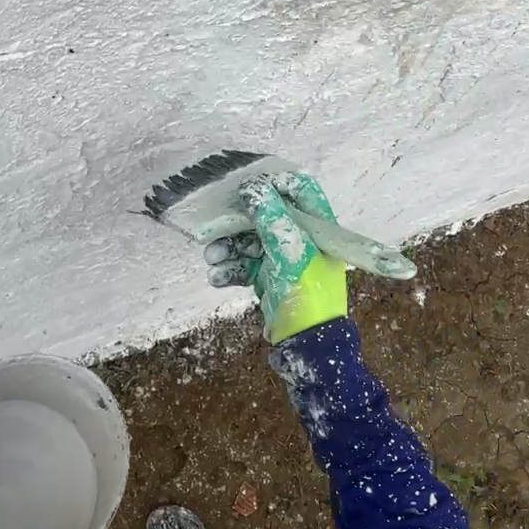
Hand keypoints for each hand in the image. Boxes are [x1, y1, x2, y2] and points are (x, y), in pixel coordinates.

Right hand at [204, 170, 348, 342]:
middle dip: (236, 223)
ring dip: (227, 247)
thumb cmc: (306, 294)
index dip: (273, 183)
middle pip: (264, 215)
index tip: (245, 188)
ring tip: (211, 257)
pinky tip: (217, 276)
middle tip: (213, 227)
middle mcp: (301, 238)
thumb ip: (270, 216)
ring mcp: (283, 259)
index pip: (299, 189)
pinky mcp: (268, 277)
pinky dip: (230, 268)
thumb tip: (250, 186)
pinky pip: (244, 263)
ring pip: (249, 240)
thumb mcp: (290, 251)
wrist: (306, 346)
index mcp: (317, 227)